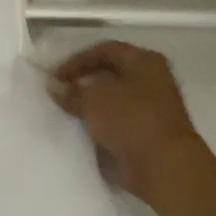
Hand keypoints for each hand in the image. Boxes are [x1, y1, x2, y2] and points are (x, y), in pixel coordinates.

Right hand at [49, 41, 207, 202]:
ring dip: (90, 106)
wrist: (162, 165)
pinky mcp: (147, 133)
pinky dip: (99, 125)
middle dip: (82, 82)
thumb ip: (71, 92)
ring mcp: (152, 108)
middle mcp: (152, 80)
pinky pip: (117, 123)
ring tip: (65, 113)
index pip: (105, 50)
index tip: (54, 77)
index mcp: (144, 61)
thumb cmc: (130, 120)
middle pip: (110, 74)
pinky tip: (80, 131)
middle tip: (58, 93)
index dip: (77, 60)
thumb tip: (54, 87)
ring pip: (113, 100)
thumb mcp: (93, 100)